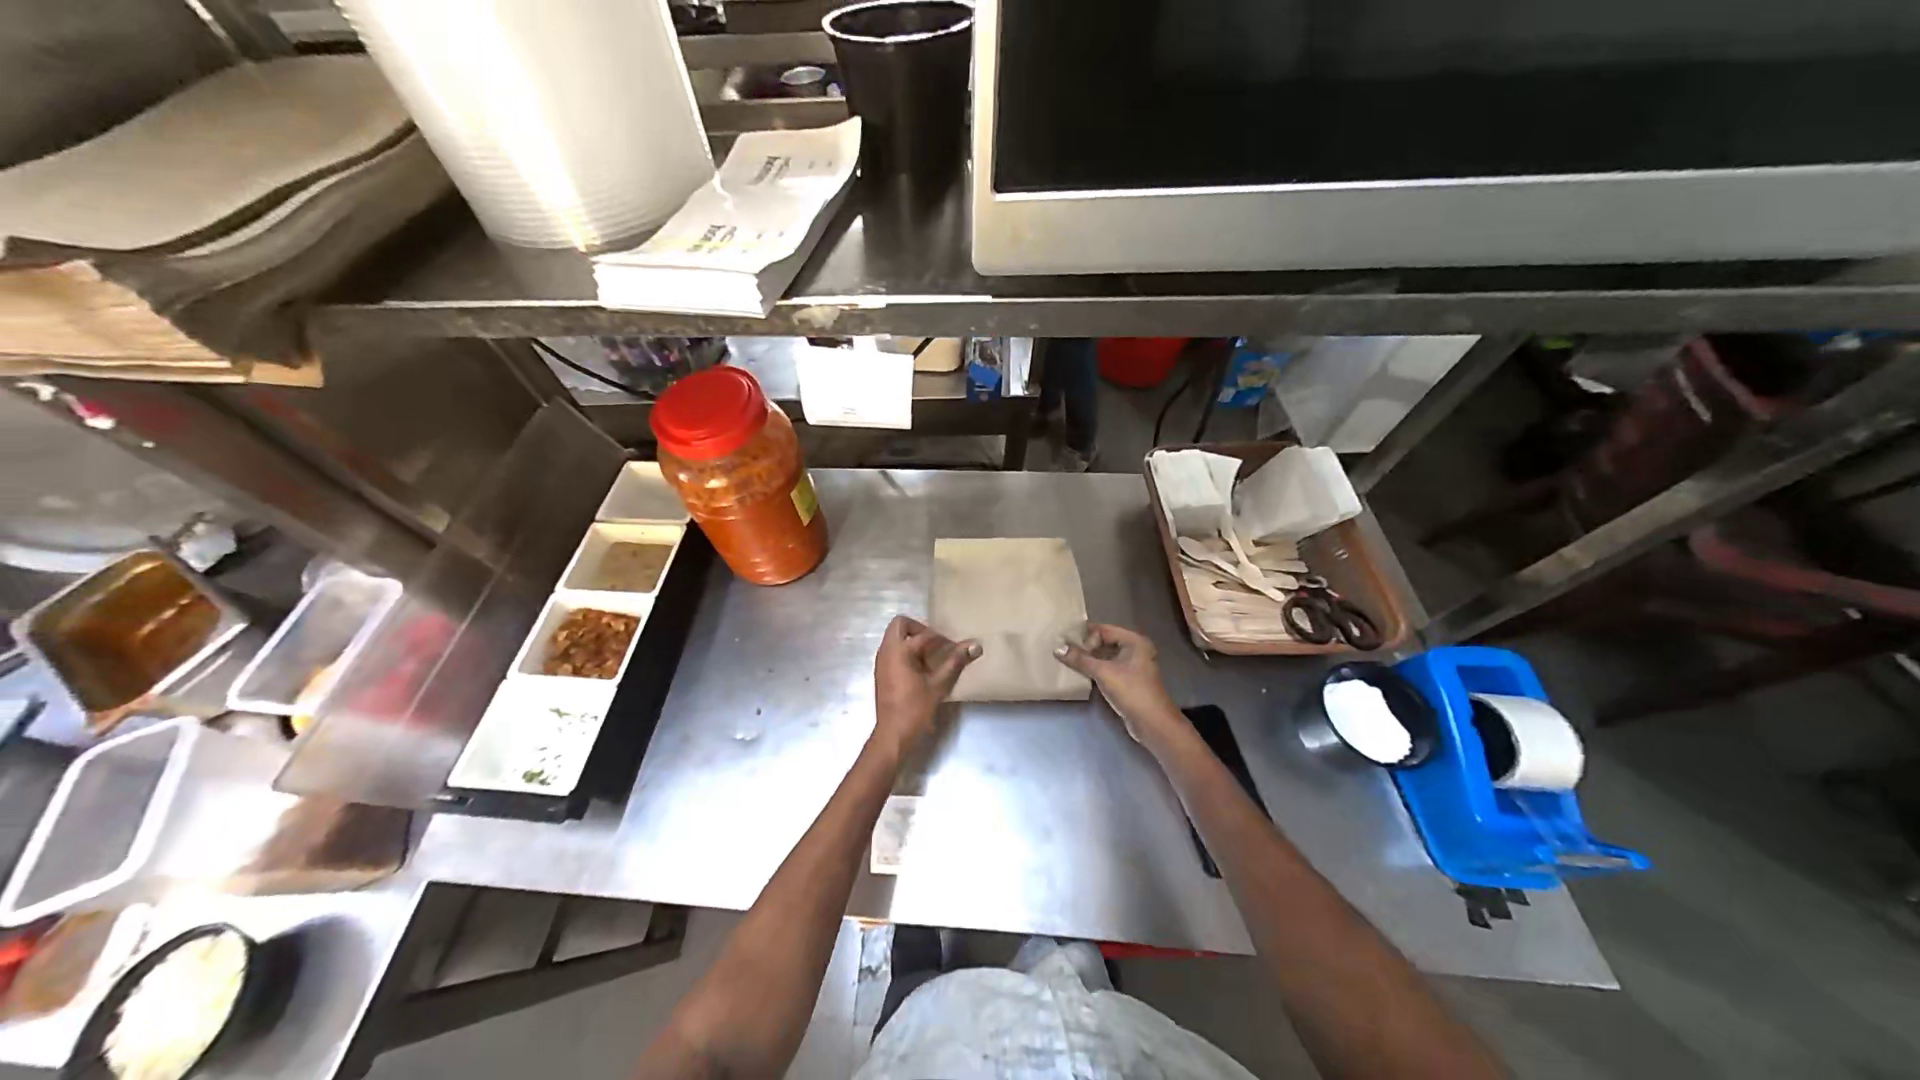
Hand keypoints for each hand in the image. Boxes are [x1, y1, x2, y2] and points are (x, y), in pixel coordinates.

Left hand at [873, 615, 979, 758]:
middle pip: (900, 624)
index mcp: (899, 651)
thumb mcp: (938, 684)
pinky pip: (892, 650)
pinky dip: (905, 651)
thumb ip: (955, 661)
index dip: (942, 639)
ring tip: (931, 656)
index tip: (955, 647)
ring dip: (912, 640)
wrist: (893, 733)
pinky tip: (921, 668)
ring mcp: (881, 661)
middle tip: (936, 643)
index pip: (924, 634)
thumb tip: (975, 645)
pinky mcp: (881, 671)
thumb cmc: (915, 708)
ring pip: (894, 637)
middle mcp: (886, 651)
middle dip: (919, 628)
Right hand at [1056, 623, 1181, 744]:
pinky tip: (1081, 674)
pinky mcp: (1129, 679)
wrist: (1152, 723)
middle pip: (1105, 641)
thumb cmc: (1131, 691)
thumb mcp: (1103, 672)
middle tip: (1065, 652)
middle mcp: (1135, 649)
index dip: (1086, 637)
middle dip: (1086, 647)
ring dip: (1089, 659)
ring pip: (1106, 656)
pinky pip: (1109, 667)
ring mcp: (1133, 665)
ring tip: (1069, 662)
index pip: (1103, 630)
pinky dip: (1096, 669)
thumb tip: (1057, 648)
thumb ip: (1080, 659)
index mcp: (1134, 641)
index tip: (1070, 648)